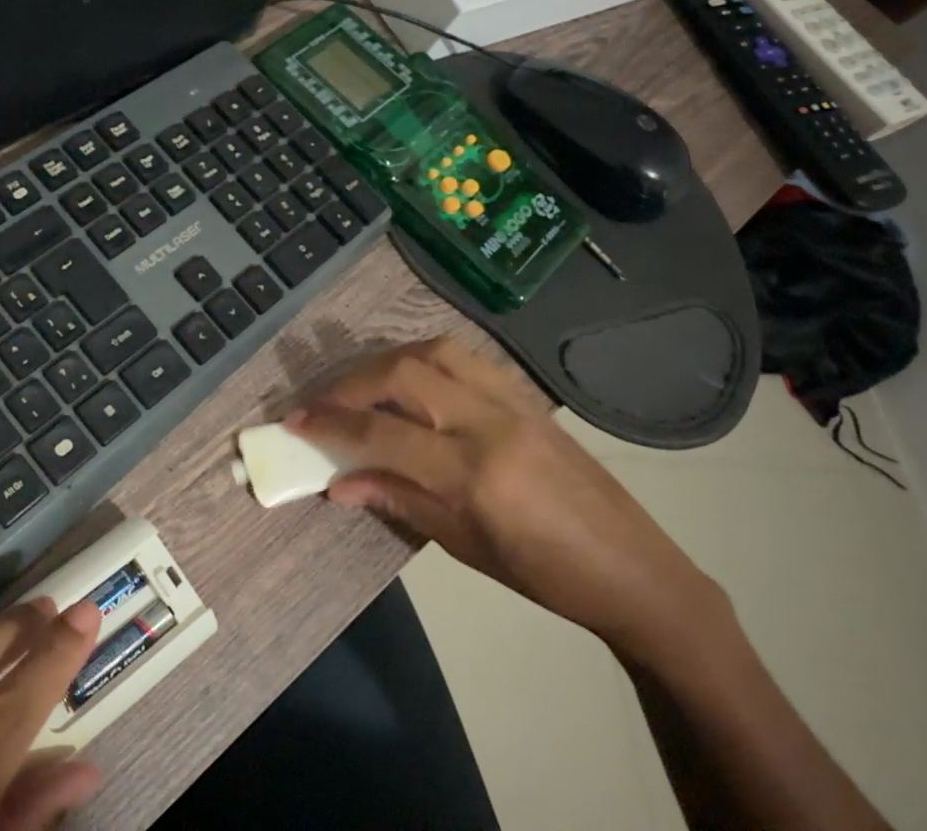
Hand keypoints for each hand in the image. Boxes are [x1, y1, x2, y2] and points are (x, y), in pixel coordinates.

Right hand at [287, 339, 731, 669]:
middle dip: (349, 384)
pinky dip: (426, 360)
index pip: (381, 433)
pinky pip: (468, 359)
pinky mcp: (530, 398)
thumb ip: (397, 500)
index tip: (294, 422)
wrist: (633, 569)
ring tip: (359, 385)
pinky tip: (411, 381)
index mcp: (473, 472)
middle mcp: (491, 423)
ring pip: (435, 352)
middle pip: (403, 375)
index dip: (329, 425)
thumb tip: (337, 483)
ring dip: (386, 361)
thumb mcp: (462, 545)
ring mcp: (515, 403)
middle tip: (319, 403)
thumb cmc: (544, 574)